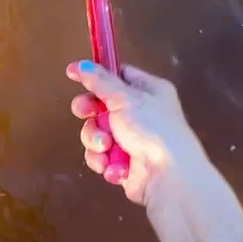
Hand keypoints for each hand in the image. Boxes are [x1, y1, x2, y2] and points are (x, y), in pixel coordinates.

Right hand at [67, 59, 205, 205]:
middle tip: (84, 113)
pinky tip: (114, 166)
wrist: (167, 176)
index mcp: (149, 92)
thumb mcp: (125, 98)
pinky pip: (100, 156)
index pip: (119, 76)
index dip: (97, 77)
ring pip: (96, 133)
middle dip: (90, 113)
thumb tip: (78, 64)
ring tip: (107, 148)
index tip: (75, 75)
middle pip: (100, 105)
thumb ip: (99, 81)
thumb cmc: (152, 129)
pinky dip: (103, 161)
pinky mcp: (122, 163)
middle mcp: (141, 114)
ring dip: (96, 141)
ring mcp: (131, 140)